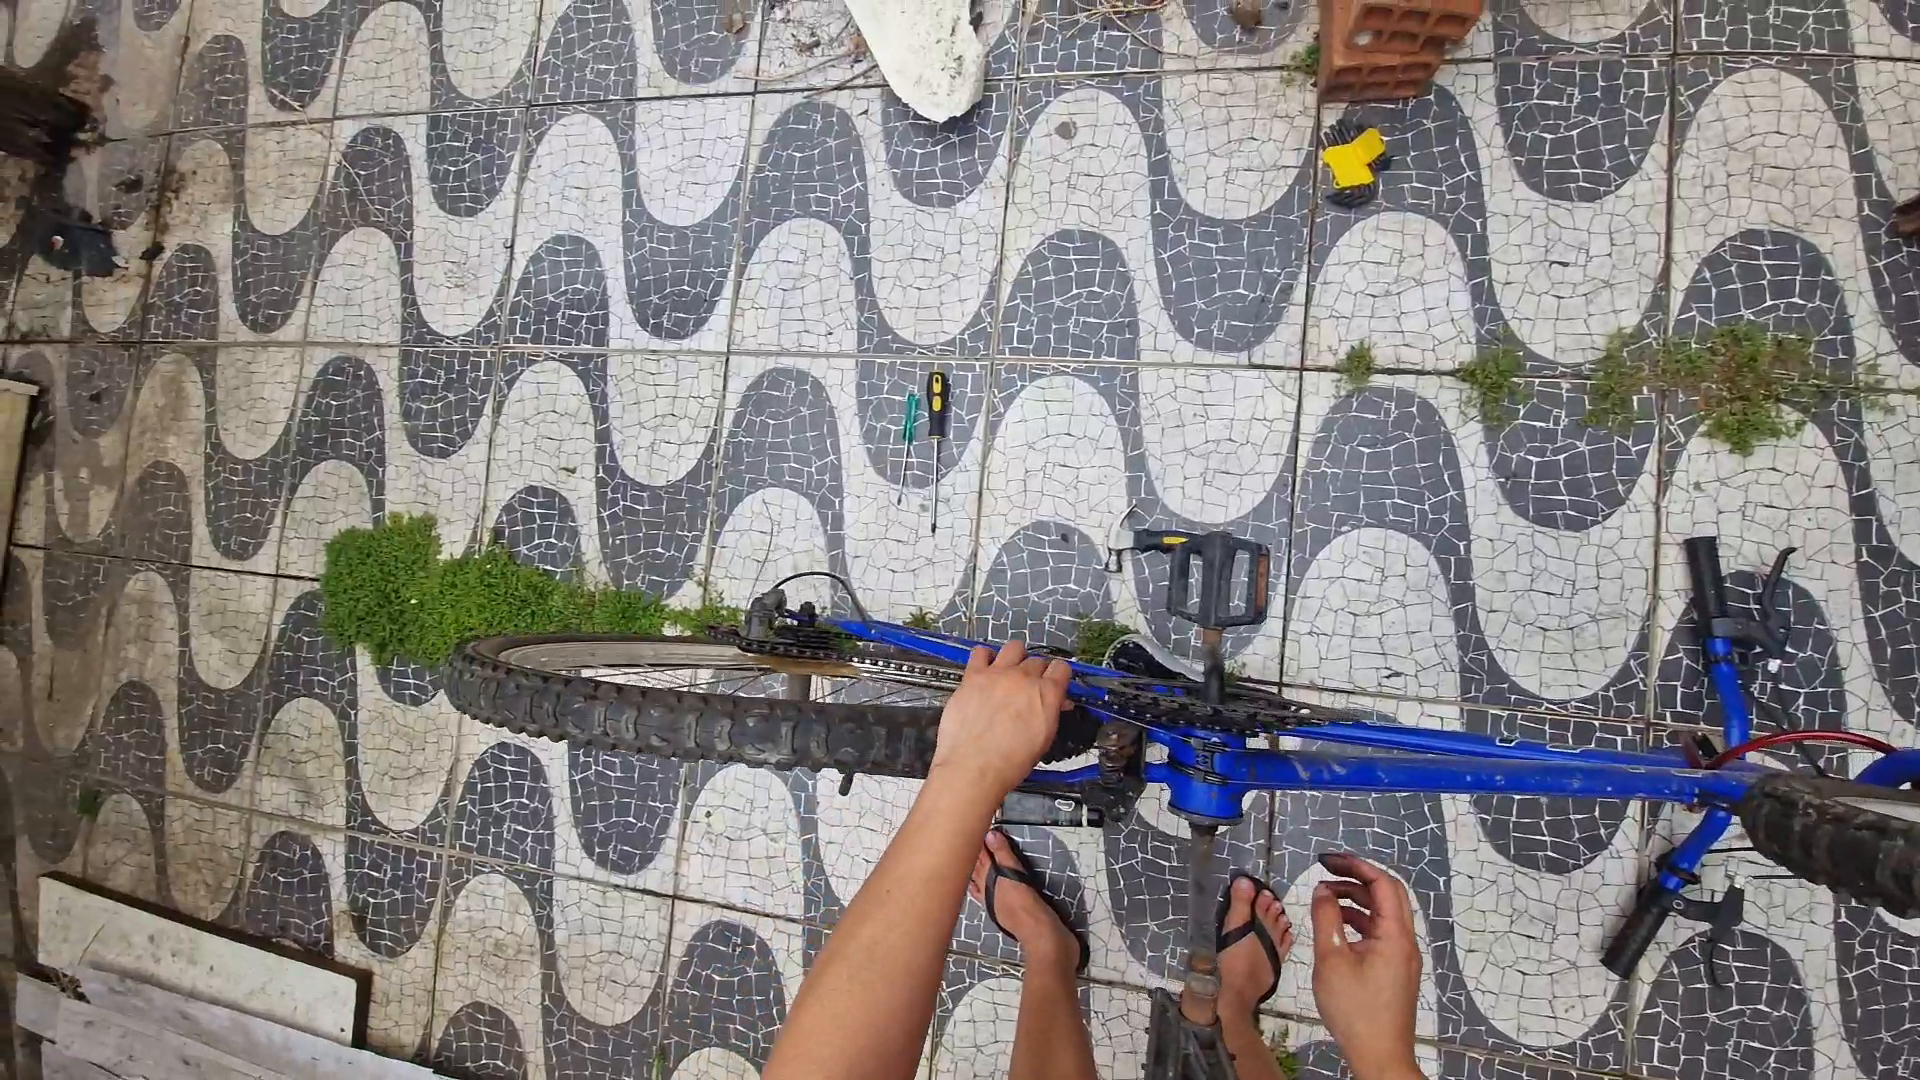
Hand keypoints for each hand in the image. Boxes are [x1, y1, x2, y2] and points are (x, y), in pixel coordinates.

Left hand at [929, 641, 1070, 799]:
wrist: (974, 766)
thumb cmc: (1011, 762)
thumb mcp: (1043, 739)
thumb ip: (1051, 713)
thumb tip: (1057, 702)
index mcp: (1047, 693)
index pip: (1061, 668)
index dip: (1058, 675)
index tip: (1053, 682)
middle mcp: (1024, 677)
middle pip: (1037, 660)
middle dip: (1036, 672)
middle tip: (1028, 687)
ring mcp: (997, 673)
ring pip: (1014, 647)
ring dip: (1016, 657)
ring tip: (1009, 670)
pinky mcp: (973, 675)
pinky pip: (981, 652)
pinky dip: (985, 657)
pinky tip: (984, 668)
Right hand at [1310, 853, 1424, 1079]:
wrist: (1379, 1056)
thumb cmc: (1354, 1008)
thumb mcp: (1331, 959)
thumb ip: (1326, 918)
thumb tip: (1322, 889)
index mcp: (1395, 936)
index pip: (1383, 884)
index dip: (1355, 865)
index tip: (1325, 860)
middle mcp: (1405, 941)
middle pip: (1388, 893)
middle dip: (1357, 875)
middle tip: (1326, 869)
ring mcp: (1402, 956)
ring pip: (1384, 912)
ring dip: (1356, 896)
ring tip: (1324, 895)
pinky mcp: (1395, 968)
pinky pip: (1380, 930)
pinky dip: (1359, 917)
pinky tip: (1336, 922)